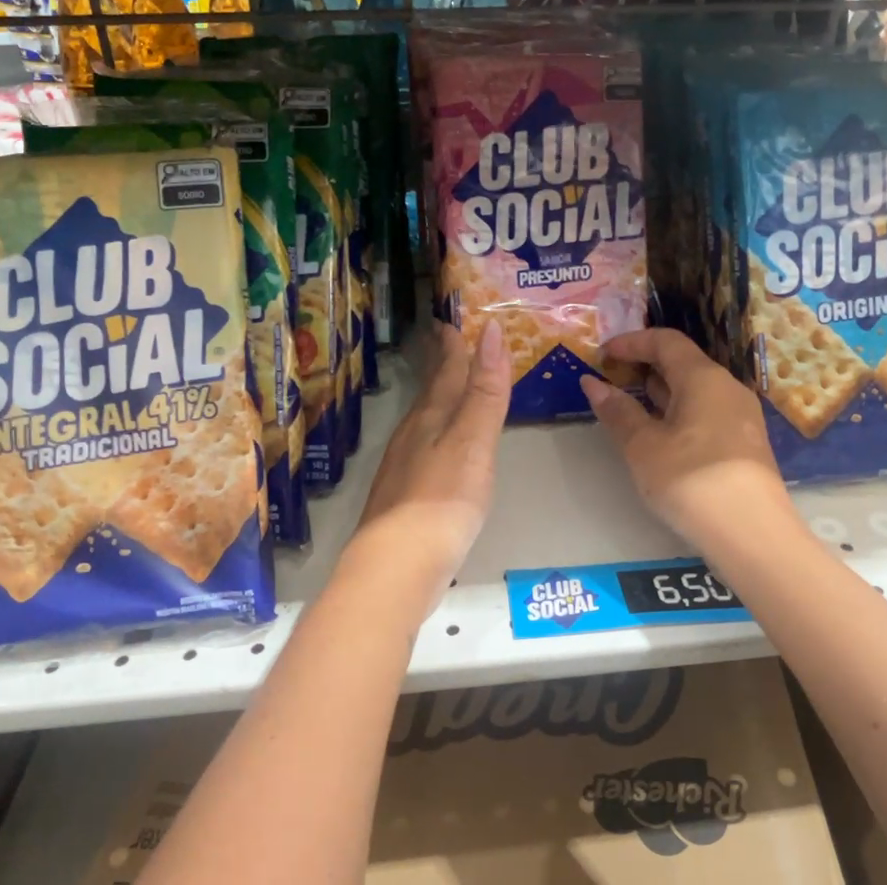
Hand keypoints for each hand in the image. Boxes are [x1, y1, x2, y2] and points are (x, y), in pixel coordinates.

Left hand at [345, 320, 509, 602]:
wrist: (397, 566)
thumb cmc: (442, 499)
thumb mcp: (473, 441)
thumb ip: (484, 390)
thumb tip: (489, 330)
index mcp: (431, 418)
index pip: (446, 371)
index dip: (453, 346)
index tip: (452, 319)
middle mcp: (413, 436)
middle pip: (431, 393)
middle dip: (442, 367)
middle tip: (449, 342)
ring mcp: (404, 468)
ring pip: (426, 421)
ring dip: (439, 400)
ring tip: (451, 390)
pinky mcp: (404, 498)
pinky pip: (425, 449)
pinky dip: (438, 435)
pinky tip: (440, 451)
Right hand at [579, 329, 785, 544]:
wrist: (751, 533)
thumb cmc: (690, 479)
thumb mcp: (643, 446)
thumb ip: (618, 411)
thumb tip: (593, 383)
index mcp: (704, 378)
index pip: (666, 341)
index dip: (631, 342)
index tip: (602, 354)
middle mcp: (727, 388)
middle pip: (683, 364)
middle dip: (645, 367)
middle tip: (611, 380)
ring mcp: (740, 417)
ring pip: (695, 391)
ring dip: (660, 393)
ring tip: (628, 408)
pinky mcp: (744, 445)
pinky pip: (706, 413)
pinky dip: (677, 413)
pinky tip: (659, 437)